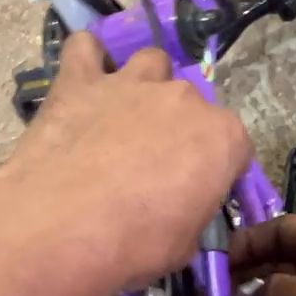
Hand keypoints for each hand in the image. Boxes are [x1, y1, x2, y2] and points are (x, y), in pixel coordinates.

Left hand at [0, 32, 252, 291]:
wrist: (62, 228)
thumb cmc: (135, 245)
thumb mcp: (184, 245)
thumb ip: (192, 213)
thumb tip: (179, 212)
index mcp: (221, 138)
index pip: (234, 147)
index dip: (217, 170)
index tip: (197, 192)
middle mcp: (183, 99)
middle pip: (191, 105)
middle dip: (178, 130)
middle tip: (153, 167)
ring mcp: (131, 83)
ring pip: (150, 63)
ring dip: (143, 85)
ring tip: (124, 118)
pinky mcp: (79, 81)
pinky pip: (85, 49)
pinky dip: (86, 60)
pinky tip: (82, 82)